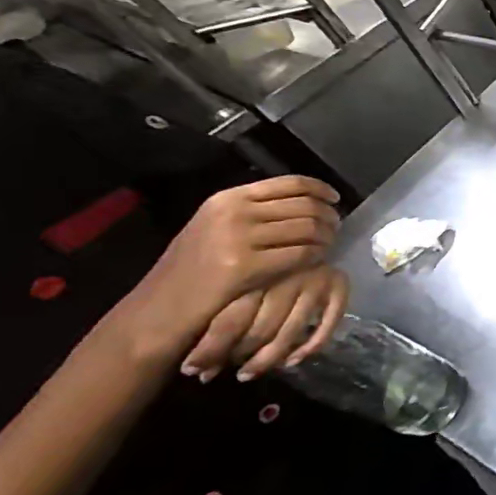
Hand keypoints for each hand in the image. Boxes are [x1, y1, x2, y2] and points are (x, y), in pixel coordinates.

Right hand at [119, 176, 339, 354]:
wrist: (159, 311)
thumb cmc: (191, 273)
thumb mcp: (215, 228)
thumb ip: (252, 213)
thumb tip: (302, 205)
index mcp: (228, 198)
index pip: (290, 183)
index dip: (320, 189)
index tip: (335, 199)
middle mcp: (234, 211)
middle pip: (304, 204)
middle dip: (328, 216)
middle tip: (337, 229)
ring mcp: (238, 237)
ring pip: (307, 228)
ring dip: (326, 237)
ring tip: (329, 246)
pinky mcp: (246, 266)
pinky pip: (300, 254)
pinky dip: (315, 257)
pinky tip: (317, 263)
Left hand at [184, 264, 349, 382]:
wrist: (300, 225)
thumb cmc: (243, 260)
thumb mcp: (225, 276)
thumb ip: (217, 311)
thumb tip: (195, 370)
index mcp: (253, 265)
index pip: (231, 320)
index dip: (210, 350)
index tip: (191, 370)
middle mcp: (285, 271)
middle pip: (262, 328)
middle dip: (238, 356)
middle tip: (221, 373)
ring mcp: (315, 277)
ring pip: (292, 330)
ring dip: (269, 359)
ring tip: (247, 374)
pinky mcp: (339, 282)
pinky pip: (328, 322)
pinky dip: (312, 345)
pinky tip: (293, 360)